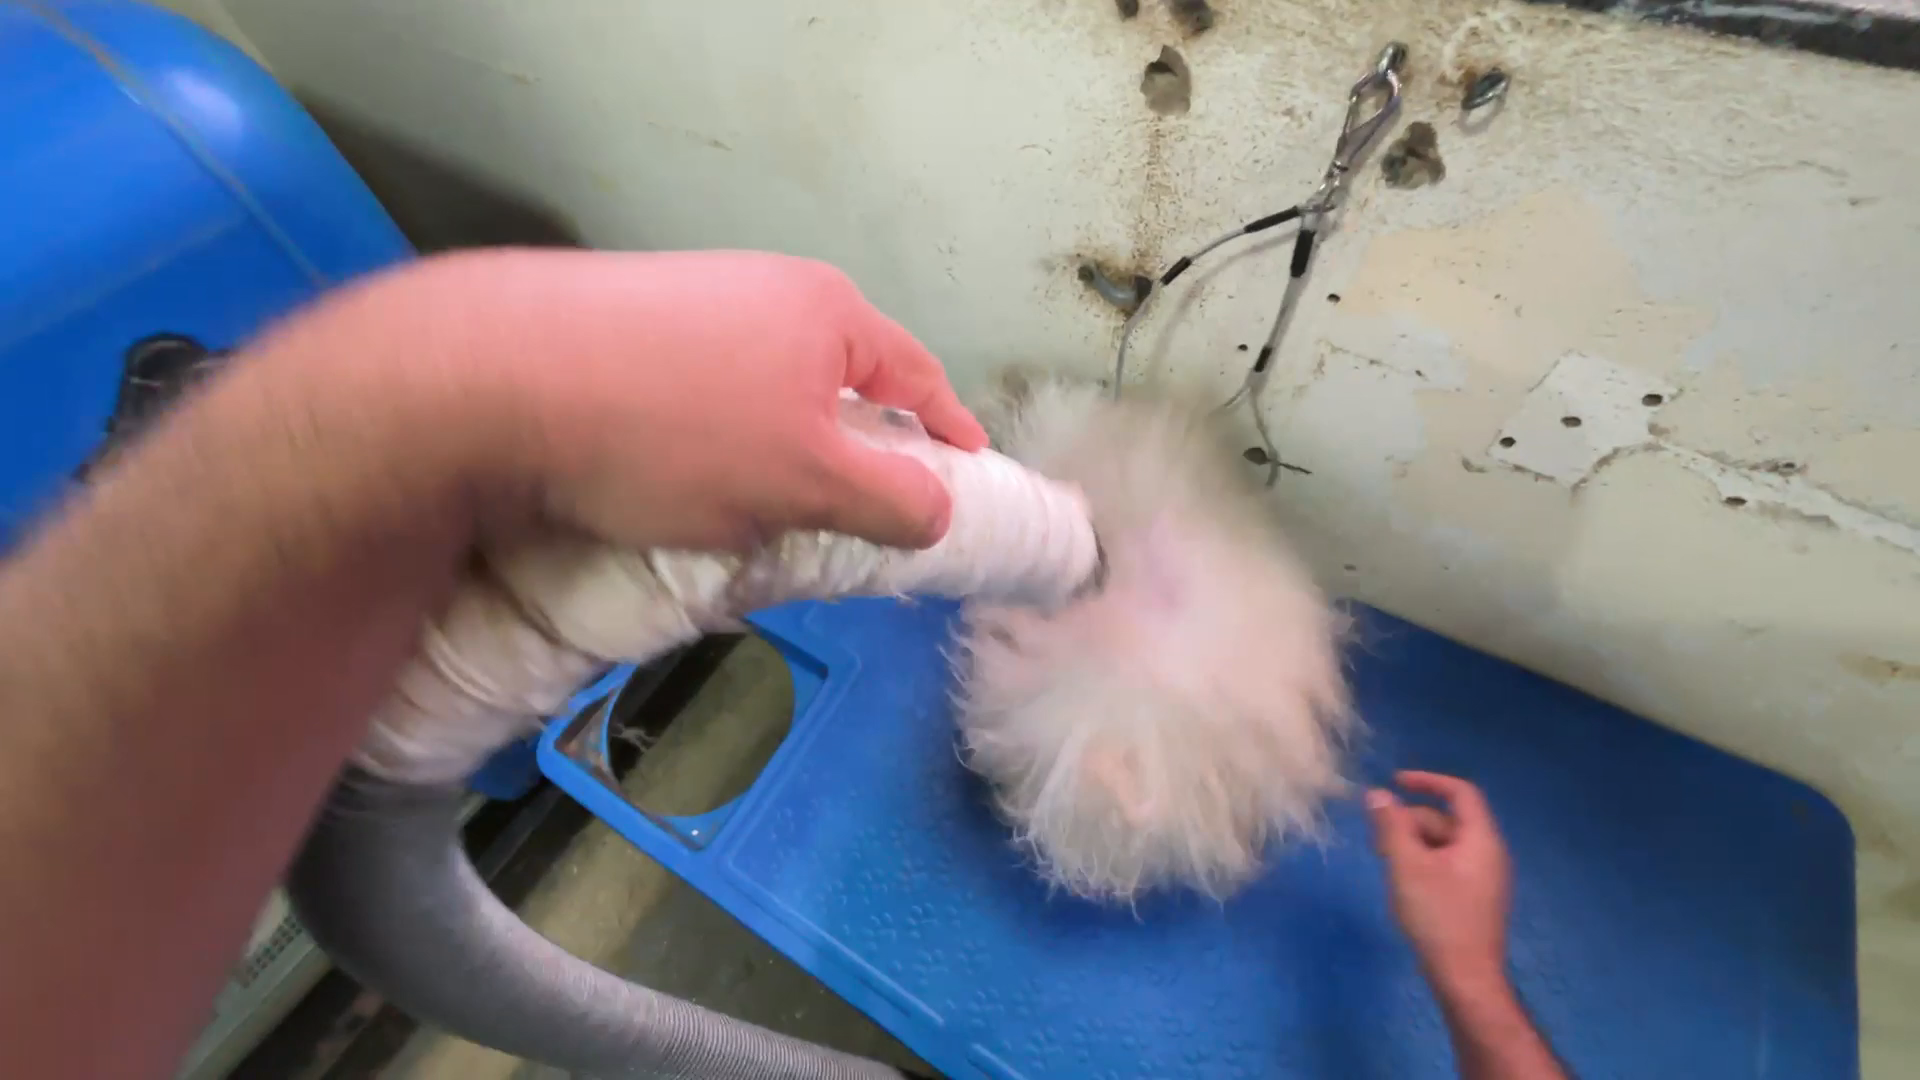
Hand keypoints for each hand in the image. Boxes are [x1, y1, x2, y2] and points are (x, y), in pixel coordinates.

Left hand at [299, 247, 987, 553]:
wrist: (488, 380)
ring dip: (794, 446)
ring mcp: (699, 302)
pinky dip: (736, 437)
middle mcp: (769, 292)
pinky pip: (720, 390)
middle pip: (846, 379)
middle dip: (865, 441)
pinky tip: (703, 474)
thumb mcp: (804, 481)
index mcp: (826, 314)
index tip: (968, 466)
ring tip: (781, 499)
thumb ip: (889, 498)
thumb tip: (942, 510)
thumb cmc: (676, 432)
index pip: (916, 374)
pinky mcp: (639, 326)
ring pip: (779, 389)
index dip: (948, 426)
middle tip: (870, 499)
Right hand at [1367, 771, 1511, 990]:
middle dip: (1408, 820)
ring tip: (1385, 860)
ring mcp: (1482, 877)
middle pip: (1444, 819)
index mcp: (1481, 841)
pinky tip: (1401, 879)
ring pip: (1441, 841)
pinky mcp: (1472, 895)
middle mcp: (1487, 854)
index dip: (1427, 781)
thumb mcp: (1406, 864)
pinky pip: (1444, 861)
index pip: (1461, 793)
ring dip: (1410, 841)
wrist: (1465, 978)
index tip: (1393, 782)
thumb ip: (1390, 824)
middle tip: (1376, 838)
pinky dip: (1420, 859)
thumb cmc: (1438, 915)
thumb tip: (1377, 793)